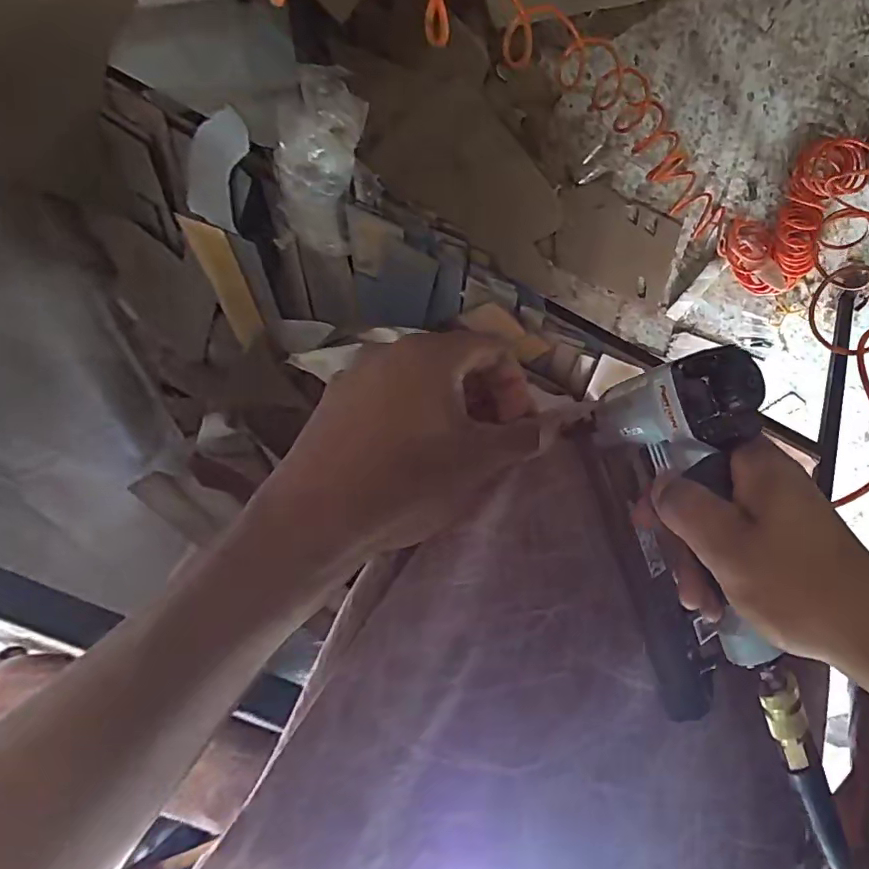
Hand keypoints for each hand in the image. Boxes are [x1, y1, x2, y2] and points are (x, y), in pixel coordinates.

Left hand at [254, 330, 569, 561]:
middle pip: (460, 361)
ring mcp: (357, 375)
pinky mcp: (334, 403)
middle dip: (490, 397)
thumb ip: (526, 437)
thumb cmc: (409, 480)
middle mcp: (391, 351)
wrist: (313, 521)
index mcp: (431, 354)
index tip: (518, 426)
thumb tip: (556, 426)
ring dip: (457, 408)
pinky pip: (394, 395)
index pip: (494, 348)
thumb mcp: (482, 460)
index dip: (518, 385)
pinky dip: (420, 415)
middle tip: (495, 439)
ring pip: (426, 380)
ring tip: (460, 450)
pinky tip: (416, 456)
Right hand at [651, 436, 868, 665]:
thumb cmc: (793, 584)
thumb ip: (687, 507)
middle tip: (681, 582)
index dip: (668, 480)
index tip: (646, 519)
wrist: (864, 628)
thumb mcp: (726, 546)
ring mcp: (783, 510)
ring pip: (723, 524)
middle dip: (685, 539)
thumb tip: (661, 482)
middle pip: (708, 492)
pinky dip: (728, 570)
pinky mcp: (790, 539)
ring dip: (704, 563)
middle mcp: (771, 479)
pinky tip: (722, 606)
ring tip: (703, 605)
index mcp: (759, 465)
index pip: (699, 447)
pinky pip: (746, 543)